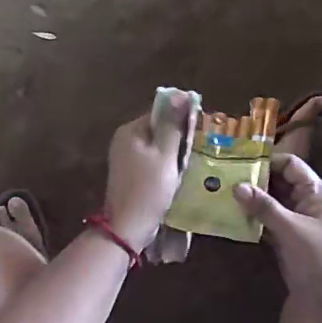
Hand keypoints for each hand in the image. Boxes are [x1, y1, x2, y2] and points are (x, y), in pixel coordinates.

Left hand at [102, 99, 189, 246]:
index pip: (159, 112)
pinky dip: (165, 165)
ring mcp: (124, 158)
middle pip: (157, 129)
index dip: (180, 118)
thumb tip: (181, 94)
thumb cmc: (149, 189)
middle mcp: (124, 140)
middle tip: (197, 149)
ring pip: (156, 147)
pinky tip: (177, 176)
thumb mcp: (165, 154)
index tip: (198, 131)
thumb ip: (173, 124)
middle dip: (177, 138)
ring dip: (173, 153)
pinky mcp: (129, 174)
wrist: (127, 228)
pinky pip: (151, 161)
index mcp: (130, 131)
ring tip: (189, 163)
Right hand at [234, 154, 321, 299]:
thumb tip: (236, 185)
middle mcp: (307, 203)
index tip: (237, 160)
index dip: (266, 161)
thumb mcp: (292, 229)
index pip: (290, 165)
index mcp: (316, 192)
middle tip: (221, 177)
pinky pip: (267, 225)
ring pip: (271, 205)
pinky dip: (252, 221)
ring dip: (250, 202)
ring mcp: (297, 224)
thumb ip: (264, 207)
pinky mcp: (288, 244)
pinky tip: (229, 218)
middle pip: (278, 183)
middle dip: (253, 181)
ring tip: (219, 195)